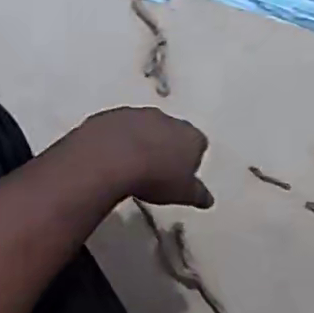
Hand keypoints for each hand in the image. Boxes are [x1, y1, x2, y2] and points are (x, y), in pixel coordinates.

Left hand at [61, 107, 212, 207]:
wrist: (109, 159)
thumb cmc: (155, 177)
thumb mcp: (184, 194)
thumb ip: (198, 194)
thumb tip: (206, 198)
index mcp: (189, 134)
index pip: (197, 143)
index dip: (189, 160)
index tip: (180, 175)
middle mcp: (162, 118)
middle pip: (168, 130)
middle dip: (163, 146)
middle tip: (155, 170)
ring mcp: (132, 113)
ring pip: (140, 126)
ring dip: (137, 140)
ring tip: (130, 166)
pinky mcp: (107, 116)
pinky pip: (115, 127)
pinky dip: (114, 138)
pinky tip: (109, 157)